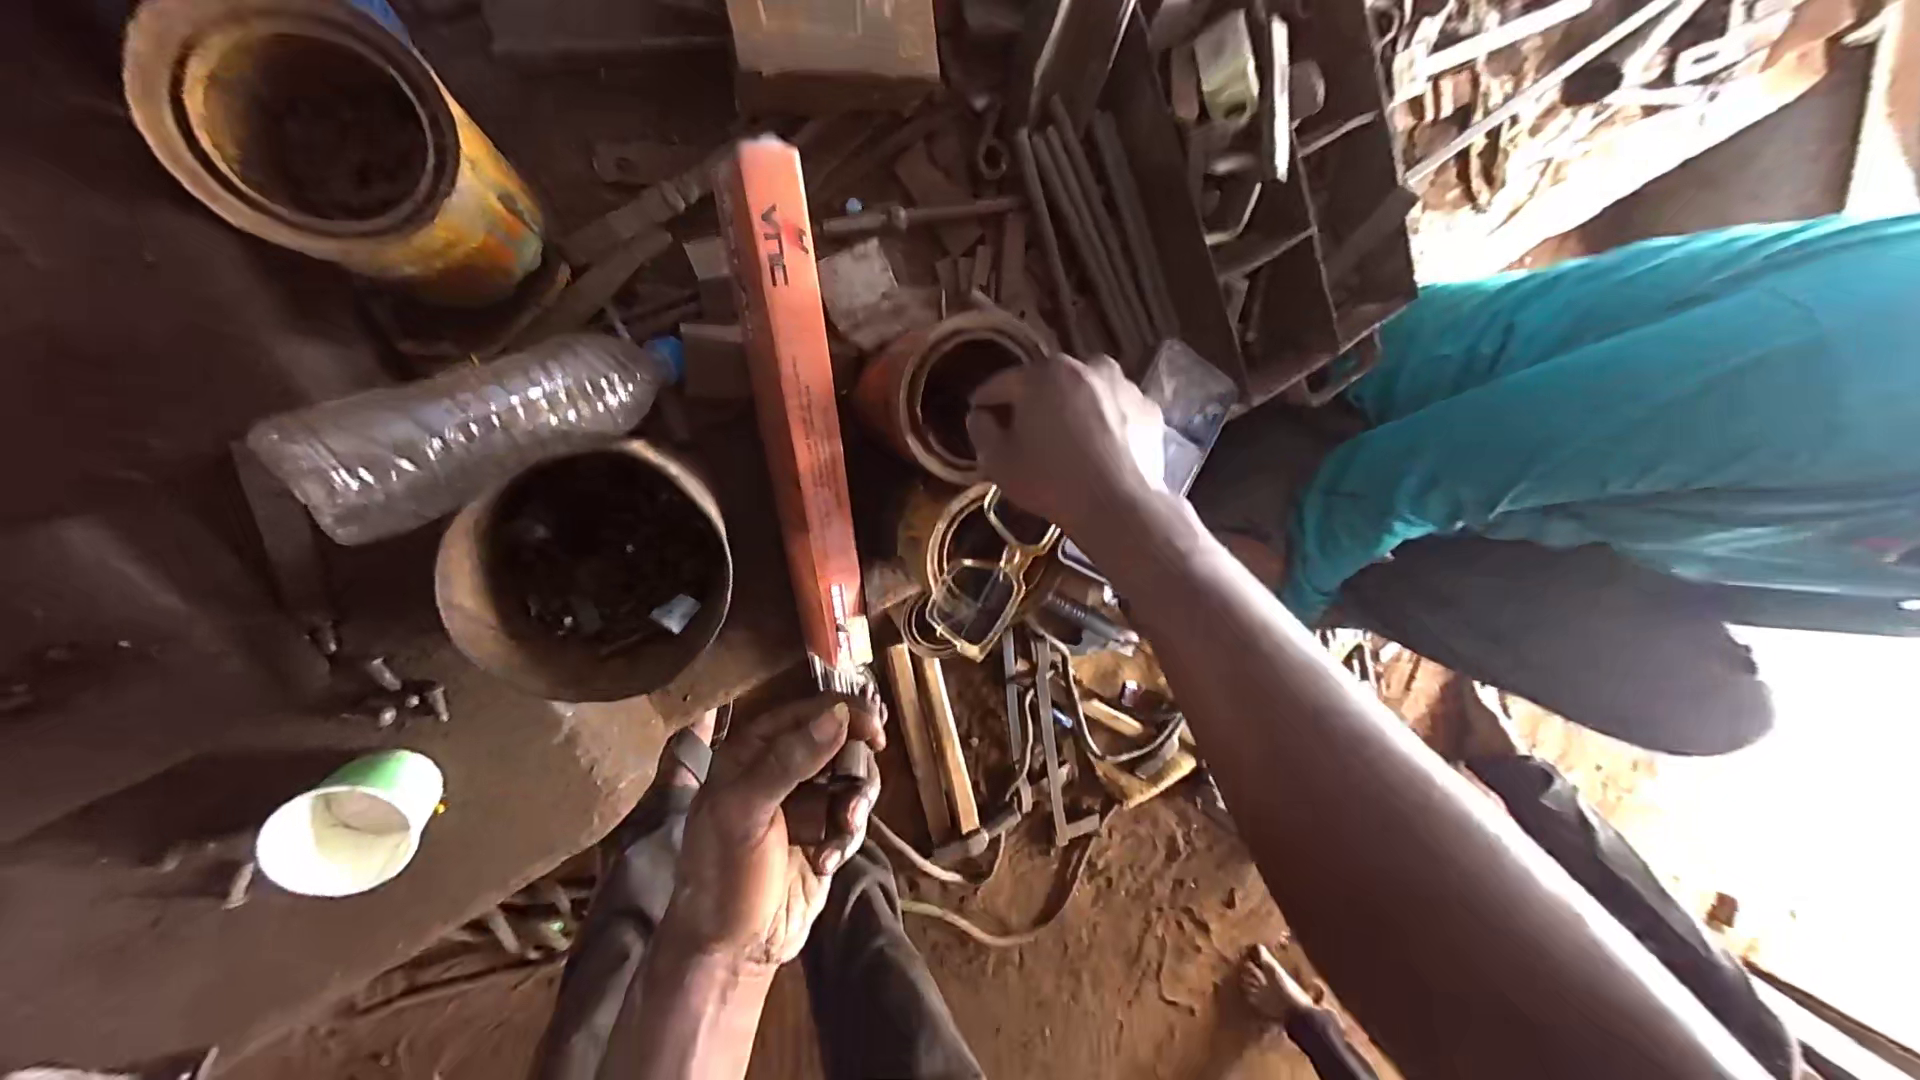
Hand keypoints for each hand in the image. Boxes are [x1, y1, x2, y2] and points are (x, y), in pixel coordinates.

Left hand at [657, 693, 884, 972]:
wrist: (731, 950)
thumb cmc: (724, 872)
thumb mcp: (746, 811)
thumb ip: (790, 759)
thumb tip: (840, 714)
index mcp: (756, 749)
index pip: (809, 711)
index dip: (845, 714)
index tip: (874, 732)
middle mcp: (784, 766)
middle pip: (842, 741)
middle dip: (854, 769)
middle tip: (854, 798)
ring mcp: (807, 799)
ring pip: (854, 777)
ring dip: (854, 805)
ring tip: (841, 832)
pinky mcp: (825, 831)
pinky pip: (854, 815)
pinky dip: (847, 836)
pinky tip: (826, 860)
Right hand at [965, 353, 1166, 535]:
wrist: (1119, 506)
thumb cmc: (1051, 482)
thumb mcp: (998, 462)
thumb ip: (981, 430)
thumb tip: (981, 414)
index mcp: (1044, 373)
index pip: (1003, 383)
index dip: (986, 401)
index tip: (979, 415)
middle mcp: (1087, 366)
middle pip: (1047, 383)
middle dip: (1033, 404)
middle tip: (1025, 435)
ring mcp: (1123, 385)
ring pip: (1085, 393)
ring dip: (1072, 410)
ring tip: (1067, 444)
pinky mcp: (1148, 408)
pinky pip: (1115, 411)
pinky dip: (1105, 423)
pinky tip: (1100, 451)